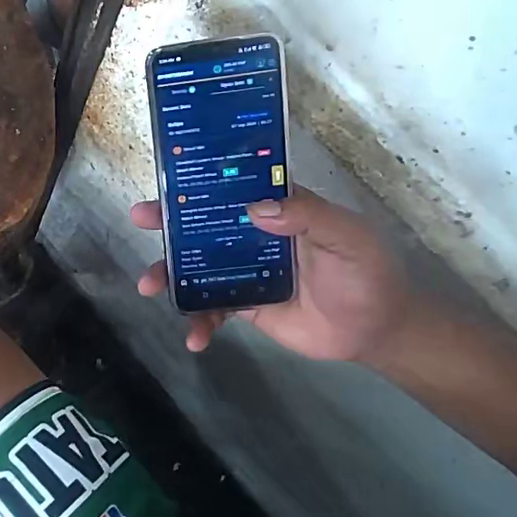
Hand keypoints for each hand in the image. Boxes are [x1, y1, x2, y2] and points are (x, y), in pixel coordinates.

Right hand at [131, 185, 411, 360]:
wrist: (375, 329)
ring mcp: (250, 272)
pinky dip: (201, 323)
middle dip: (171, 223)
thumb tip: (255, 208)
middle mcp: (258, 235)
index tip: (170, 178)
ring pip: (202, 268)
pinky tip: (194, 338)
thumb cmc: (367, 272)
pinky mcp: (250, 306)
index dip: (203, 181)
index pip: (236, 188)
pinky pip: (216, 310)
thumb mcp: (346, 237)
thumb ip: (308, 216)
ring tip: (150, 286)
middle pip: (207, 224)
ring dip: (173, 275)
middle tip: (141, 219)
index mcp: (281, 209)